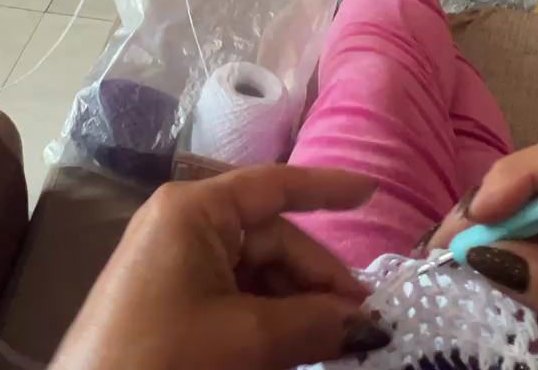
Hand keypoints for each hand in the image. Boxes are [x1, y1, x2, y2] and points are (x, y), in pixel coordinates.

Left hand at [51, 165, 392, 369]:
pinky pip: (235, 294)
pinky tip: (297, 348)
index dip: (326, 188)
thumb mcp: (245, 340)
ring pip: (257, 270)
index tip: (373, 191)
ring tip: (337, 342)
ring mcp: (177, 259)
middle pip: (270, 237)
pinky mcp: (173, 295)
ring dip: (297, 305)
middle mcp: (186, 222)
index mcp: (195, 209)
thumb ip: (311, 323)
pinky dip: (269, 319)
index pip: (273, 185)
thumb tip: (366, 321)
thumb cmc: (164, 358)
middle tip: (365, 324)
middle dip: (316, 277)